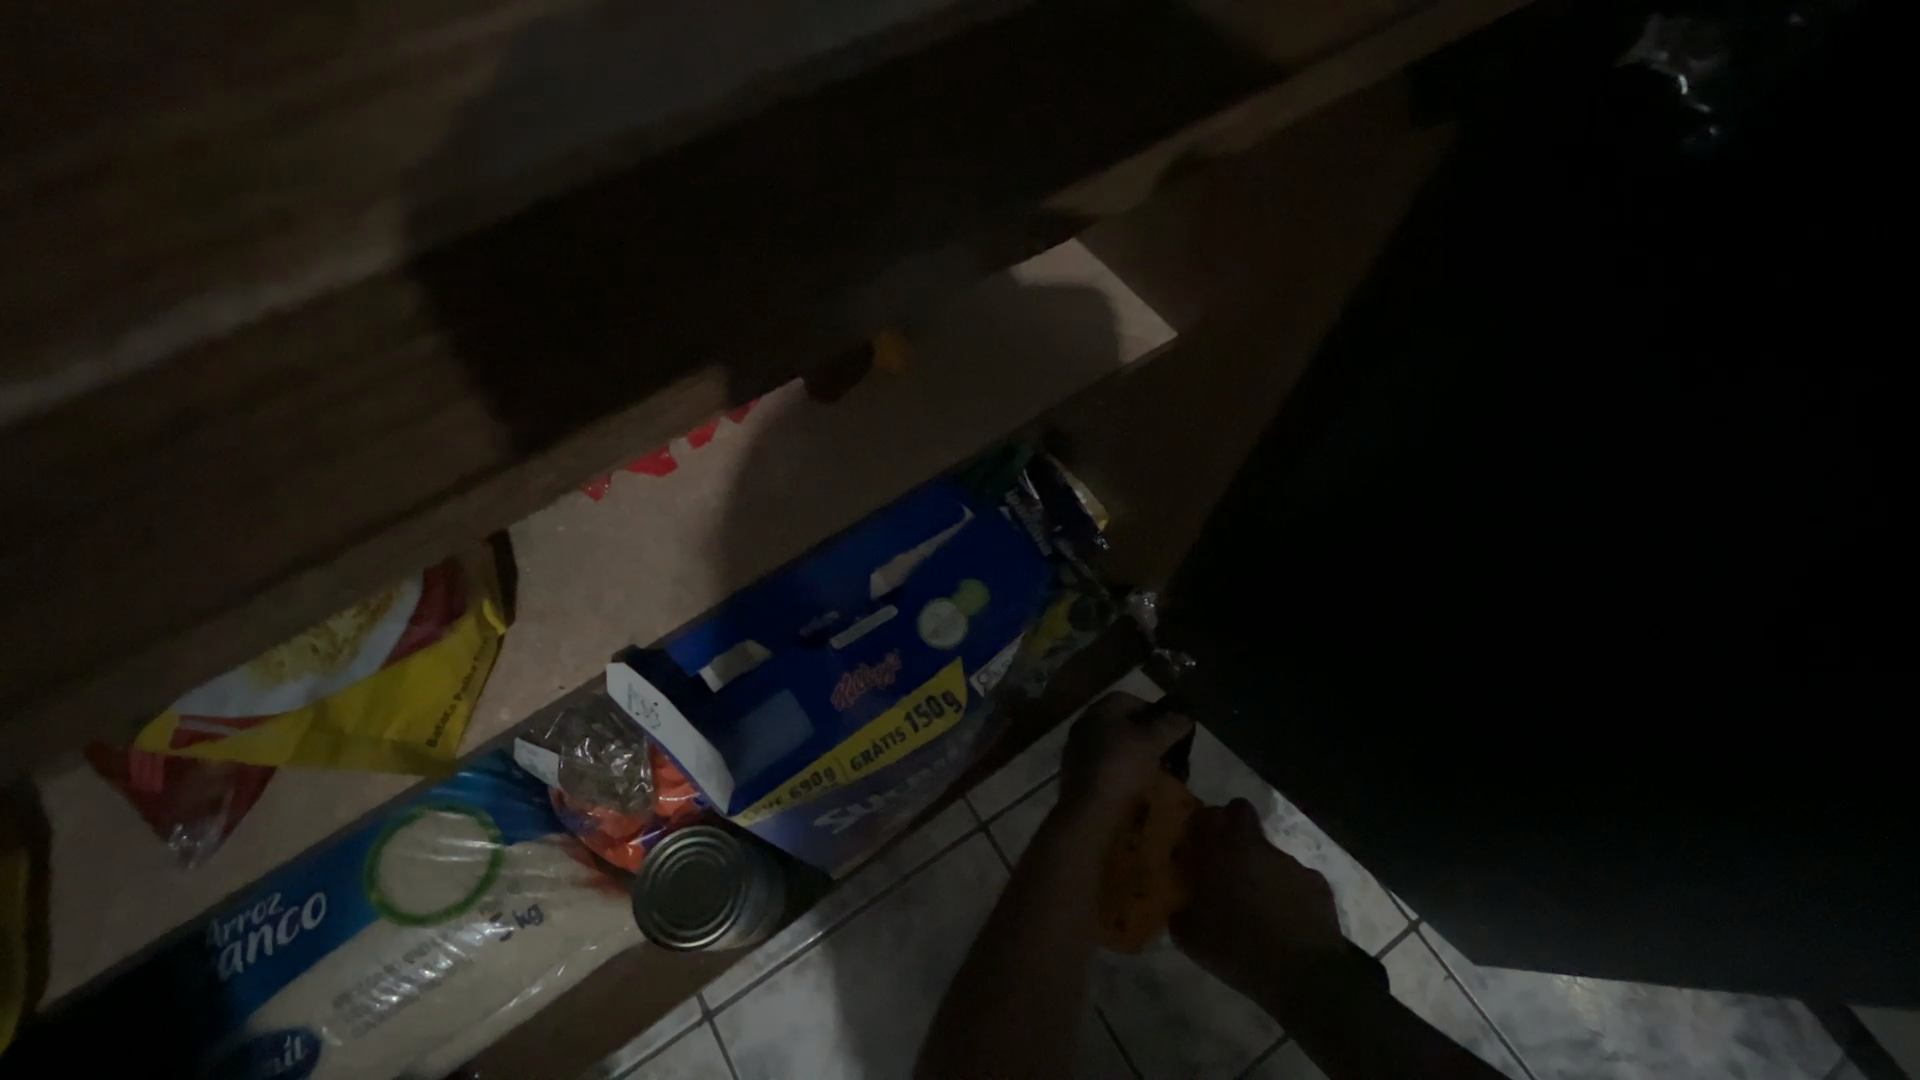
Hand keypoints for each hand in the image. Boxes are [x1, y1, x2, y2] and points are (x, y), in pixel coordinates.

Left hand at [1056, 691, 1192, 825]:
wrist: (1090, 811)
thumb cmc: (1123, 767)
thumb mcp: (1153, 741)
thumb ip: (1171, 723)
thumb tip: (1184, 713)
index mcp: (1100, 709)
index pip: (1132, 700)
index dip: (1156, 712)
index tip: (1175, 730)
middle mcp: (1086, 724)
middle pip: (1125, 724)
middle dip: (1151, 737)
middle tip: (1172, 753)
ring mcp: (1079, 749)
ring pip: (1118, 747)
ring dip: (1140, 756)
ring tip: (1162, 772)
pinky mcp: (1078, 774)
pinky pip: (1108, 766)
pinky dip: (1126, 772)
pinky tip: (1140, 786)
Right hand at [1170, 798, 1346, 998]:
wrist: (1304, 978)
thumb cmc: (1238, 950)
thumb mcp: (1191, 937)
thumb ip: (1181, 910)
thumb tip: (1179, 905)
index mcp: (1224, 851)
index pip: (1214, 813)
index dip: (1207, 822)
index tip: (1201, 841)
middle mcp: (1259, 847)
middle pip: (1244, 822)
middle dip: (1236, 838)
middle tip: (1228, 867)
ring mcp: (1292, 864)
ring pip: (1270, 856)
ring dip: (1262, 871)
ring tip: (1259, 906)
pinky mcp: (1319, 885)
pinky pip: (1296, 880)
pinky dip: (1288, 893)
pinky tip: (1286, 921)